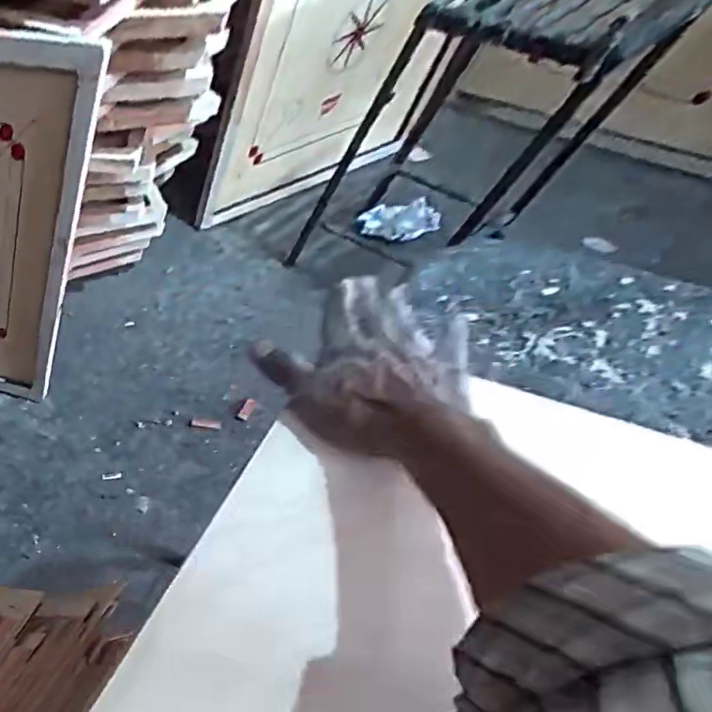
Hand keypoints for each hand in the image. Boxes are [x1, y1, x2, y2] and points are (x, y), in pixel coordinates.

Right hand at [250, 276, 470, 459]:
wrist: (420, 432)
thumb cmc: (358, 417)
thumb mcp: (308, 397)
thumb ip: (284, 370)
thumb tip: (256, 344)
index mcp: (345, 345)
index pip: (338, 314)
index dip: (338, 299)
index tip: (341, 284)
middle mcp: (381, 339)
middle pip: (373, 312)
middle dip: (370, 296)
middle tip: (369, 280)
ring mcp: (417, 350)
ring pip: (406, 321)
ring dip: (401, 307)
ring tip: (399, 292)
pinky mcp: (446, 367)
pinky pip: (448, 343)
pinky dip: (450, 330)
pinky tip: (456, 318)